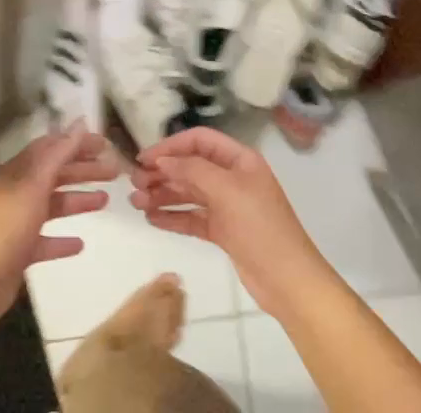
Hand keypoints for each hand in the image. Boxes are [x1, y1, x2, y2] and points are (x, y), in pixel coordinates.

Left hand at [0, 122, 116, 322]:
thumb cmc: (6, 227)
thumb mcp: (34, 185)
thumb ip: (58, 154)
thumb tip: (79, 123)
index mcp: (19, 173)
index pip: (52, 148)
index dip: (77, 143)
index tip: (106, 145)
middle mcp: (18, 193)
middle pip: (55, 174)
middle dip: (84, 170)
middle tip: (115, 172)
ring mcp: (18, 222)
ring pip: (54, 205)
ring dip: (78, 200)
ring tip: (106, 201)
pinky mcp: (20, 251)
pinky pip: (47, 241)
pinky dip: (63, 240)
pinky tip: (80, 243)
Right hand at [129, 127, 333, 313]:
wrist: (287, 279)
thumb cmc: (259, 226)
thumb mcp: (227, 191)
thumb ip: (193, 170)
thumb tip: (163, 160)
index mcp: (240, 160)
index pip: (199, 141)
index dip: (171, 146)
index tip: (143, 158)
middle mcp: (233, 178)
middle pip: (192, 166)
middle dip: (163, 172)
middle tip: (134, 184)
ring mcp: (228, 206)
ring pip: (189, 193)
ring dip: (163, 195)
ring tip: (136, 203)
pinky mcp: (223, 231)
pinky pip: (192, 218)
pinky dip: (173, 217)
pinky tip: (152, 219)